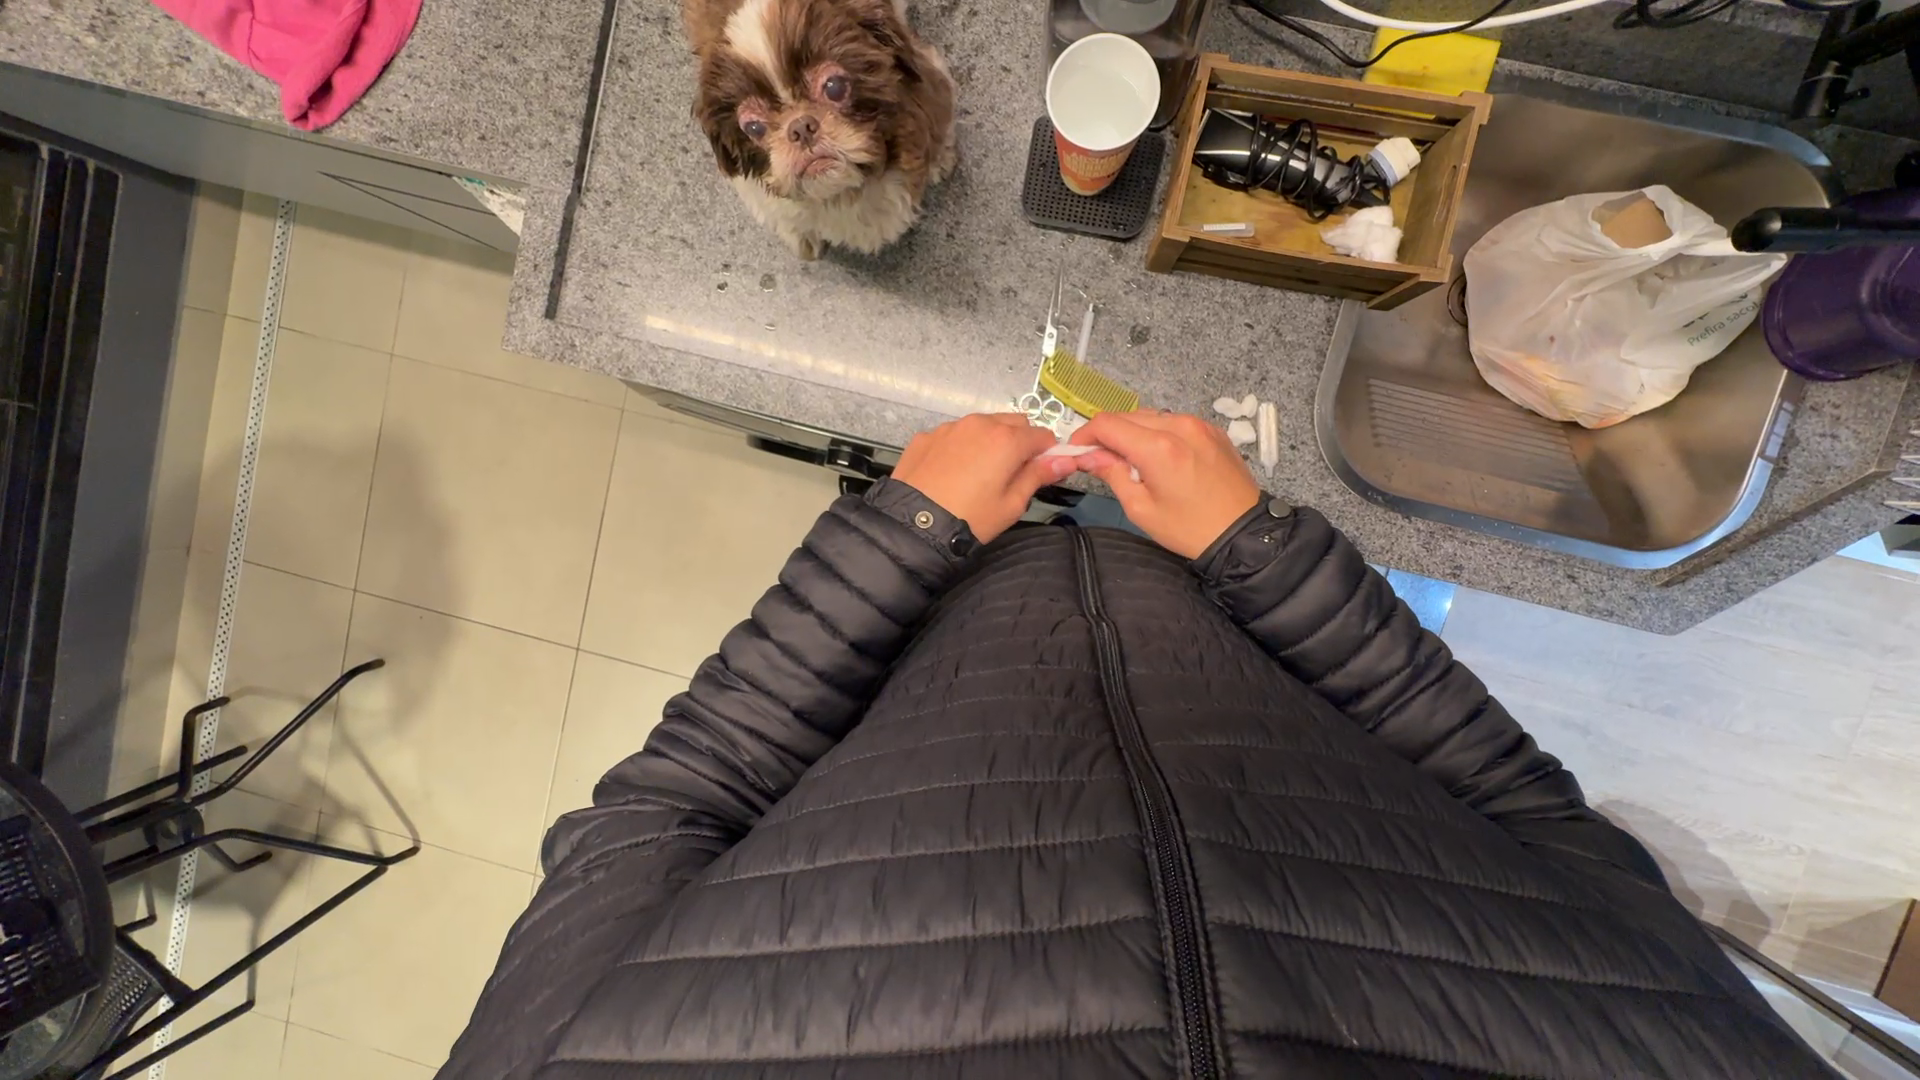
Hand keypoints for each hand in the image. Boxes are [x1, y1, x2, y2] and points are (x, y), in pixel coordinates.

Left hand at [891, 413, 1074, 542]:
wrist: (913, 525)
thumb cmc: (967, 519)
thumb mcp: (1011, 504)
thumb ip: (1038, 476)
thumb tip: (1063, 461)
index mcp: (1007, 440)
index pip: (1043, 435)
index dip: (1047, 453)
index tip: (1042, 470)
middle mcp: (979, 424)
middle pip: (1014, 423)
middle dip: (1020, 443)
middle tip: (1012, 474)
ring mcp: (951, 428)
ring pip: (983, 425)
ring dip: (990, 442)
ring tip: (980, 475)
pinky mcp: (928, 437)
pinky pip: (955, 434)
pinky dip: (962, 447)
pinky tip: (953, 474)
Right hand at [1069, 410, 1261, 557]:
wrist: (1244, 534)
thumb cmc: (1188, 528)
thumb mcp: (1140, 508)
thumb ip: (1112, 474)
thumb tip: (1088, 456)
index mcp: (1158, 447)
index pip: (1107, 424)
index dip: (1085, 435)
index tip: (1076, 452)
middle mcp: (1178, 425)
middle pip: (1126, 416)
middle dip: (1107, 435)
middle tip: (1100, 461)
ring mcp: (1198, 425)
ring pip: (1149, 415)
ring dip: (1131, 433)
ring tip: (1130, 461)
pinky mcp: (1212, 430)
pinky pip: (1173, 421)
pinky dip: (1156, 433)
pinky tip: (1157, 457)